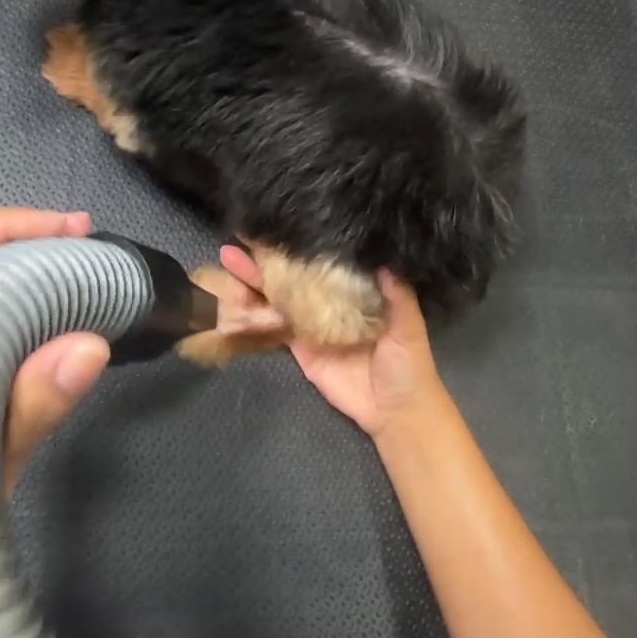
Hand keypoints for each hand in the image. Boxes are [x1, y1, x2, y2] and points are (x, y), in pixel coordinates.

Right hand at [217, 245, 447, 437]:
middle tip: (239, 238)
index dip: (303, 245)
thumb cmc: (408, 365)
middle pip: (294, 276)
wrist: (395, 413)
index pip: (325, 262)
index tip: (281, 224)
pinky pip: (273, 328)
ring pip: (277, 297)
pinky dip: (253, 313)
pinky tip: (233, 297)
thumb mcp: (409, 326)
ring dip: (253, 280)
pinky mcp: (299, 348)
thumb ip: (397, 294)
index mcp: (357, 291)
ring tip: (227, 260)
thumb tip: (385, 257)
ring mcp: (311, 325)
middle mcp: (331, 303)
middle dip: (266, 258)